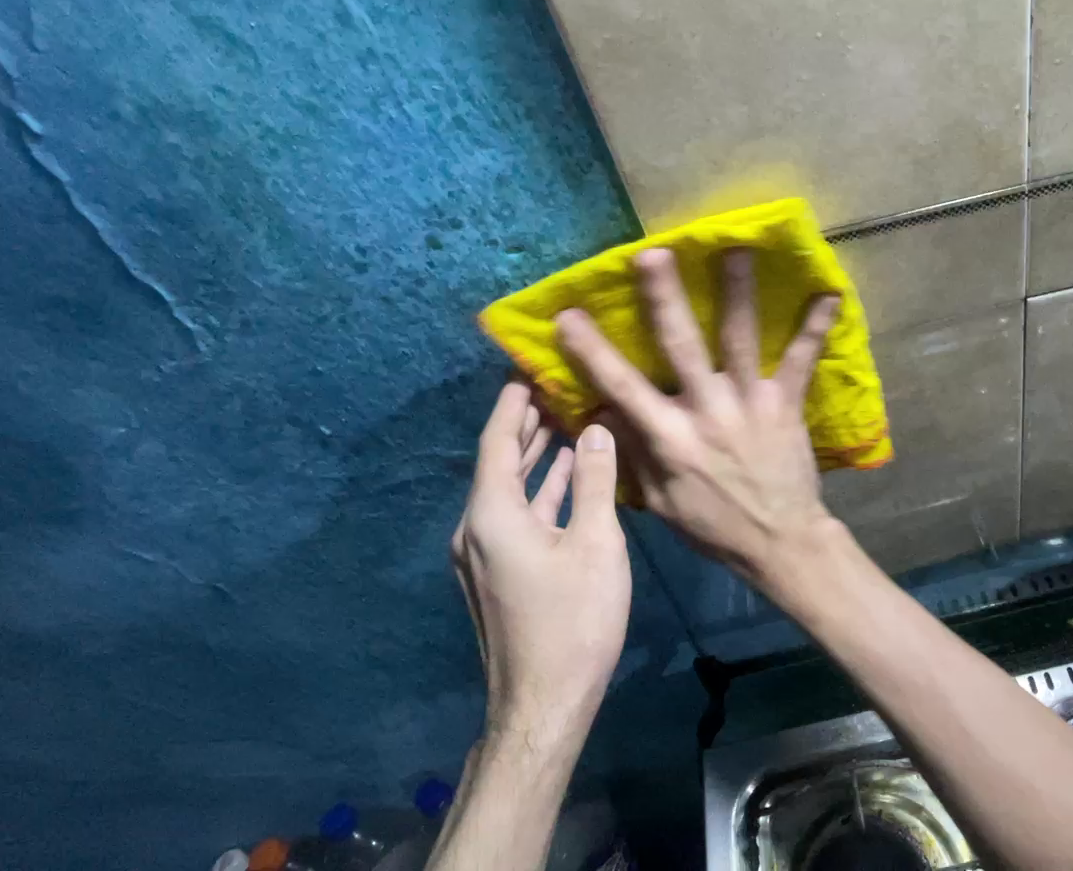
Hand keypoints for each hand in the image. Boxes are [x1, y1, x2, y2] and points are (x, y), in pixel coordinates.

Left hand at [451, 383, 629, 748]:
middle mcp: (477, 529)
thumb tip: (595, 428)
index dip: (513, 404)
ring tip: (566, 421)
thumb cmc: (572, 620)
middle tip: (554, 387)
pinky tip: (567, 477)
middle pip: (499, 463)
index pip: (497, 442)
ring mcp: (486, 555)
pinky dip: (541, 492)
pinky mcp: (500, 574)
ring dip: (535, 457)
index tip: (529, 369)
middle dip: (525, 425)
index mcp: (491, 515)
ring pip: (510, 491)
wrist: (544, 702)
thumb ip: (592, 481)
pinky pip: (518, 516)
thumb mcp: (594, 543)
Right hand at [554, 247, 841, 586]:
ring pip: (740, 341)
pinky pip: (801, 362)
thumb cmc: (713, 525)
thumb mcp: (660, 500)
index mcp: (669, 438)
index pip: (622, 388)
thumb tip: (601, 409)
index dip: (592, 352)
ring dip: (738, 294)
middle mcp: (707, 412)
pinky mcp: (786, 406)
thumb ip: (631, 453)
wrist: (778, 542)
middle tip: (654, 254)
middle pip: (682, 348)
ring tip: (738, 249)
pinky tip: (829, 294)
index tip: (567, 315)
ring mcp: (749, 405)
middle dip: (666, 300)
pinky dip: (814, 328)